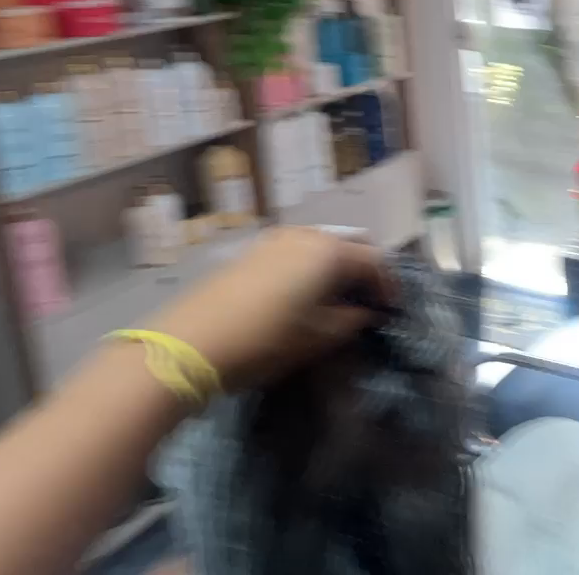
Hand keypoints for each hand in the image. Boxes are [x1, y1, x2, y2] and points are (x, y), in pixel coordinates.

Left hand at [141, 227, 390, 391]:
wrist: (188, 343)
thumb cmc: (265, 340)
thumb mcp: (318, 338)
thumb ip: (351, 321)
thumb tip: (364, 312)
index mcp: (330, 252)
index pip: (375, 261)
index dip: (387, 284)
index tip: (390, 309)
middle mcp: (307, 235)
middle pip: (350, 244)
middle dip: (363, 269)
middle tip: (366, 298)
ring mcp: (276, 240)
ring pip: (320, 246)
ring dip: (334, 267)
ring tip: (333, 298)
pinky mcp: (251, 253)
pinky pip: (295, 252)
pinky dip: (308, 268)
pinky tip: (300, 295)